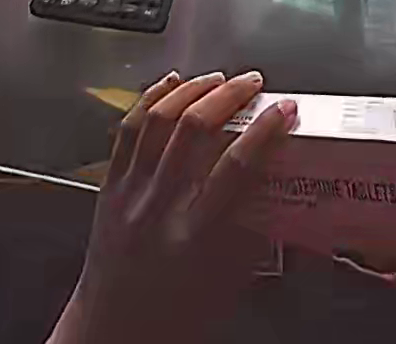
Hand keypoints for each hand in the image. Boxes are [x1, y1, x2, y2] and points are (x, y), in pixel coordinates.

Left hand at [48, 70, 298, 343]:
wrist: (110, 336)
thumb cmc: (174, 316)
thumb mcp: (227, 281)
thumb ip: (254, 233)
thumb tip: (282, 188)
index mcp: (194, 238)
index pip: (235, 168)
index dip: (264, 131)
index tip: (285, 110)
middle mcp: (159, 208)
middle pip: (194, 129)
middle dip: (229, 95)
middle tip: (252, 82)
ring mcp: (130, 193)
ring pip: (160, 119)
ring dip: (193, 89)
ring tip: (218, 78)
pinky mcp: (110, 185)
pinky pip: (128, 128)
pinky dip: (152, 97)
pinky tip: (171, 82)